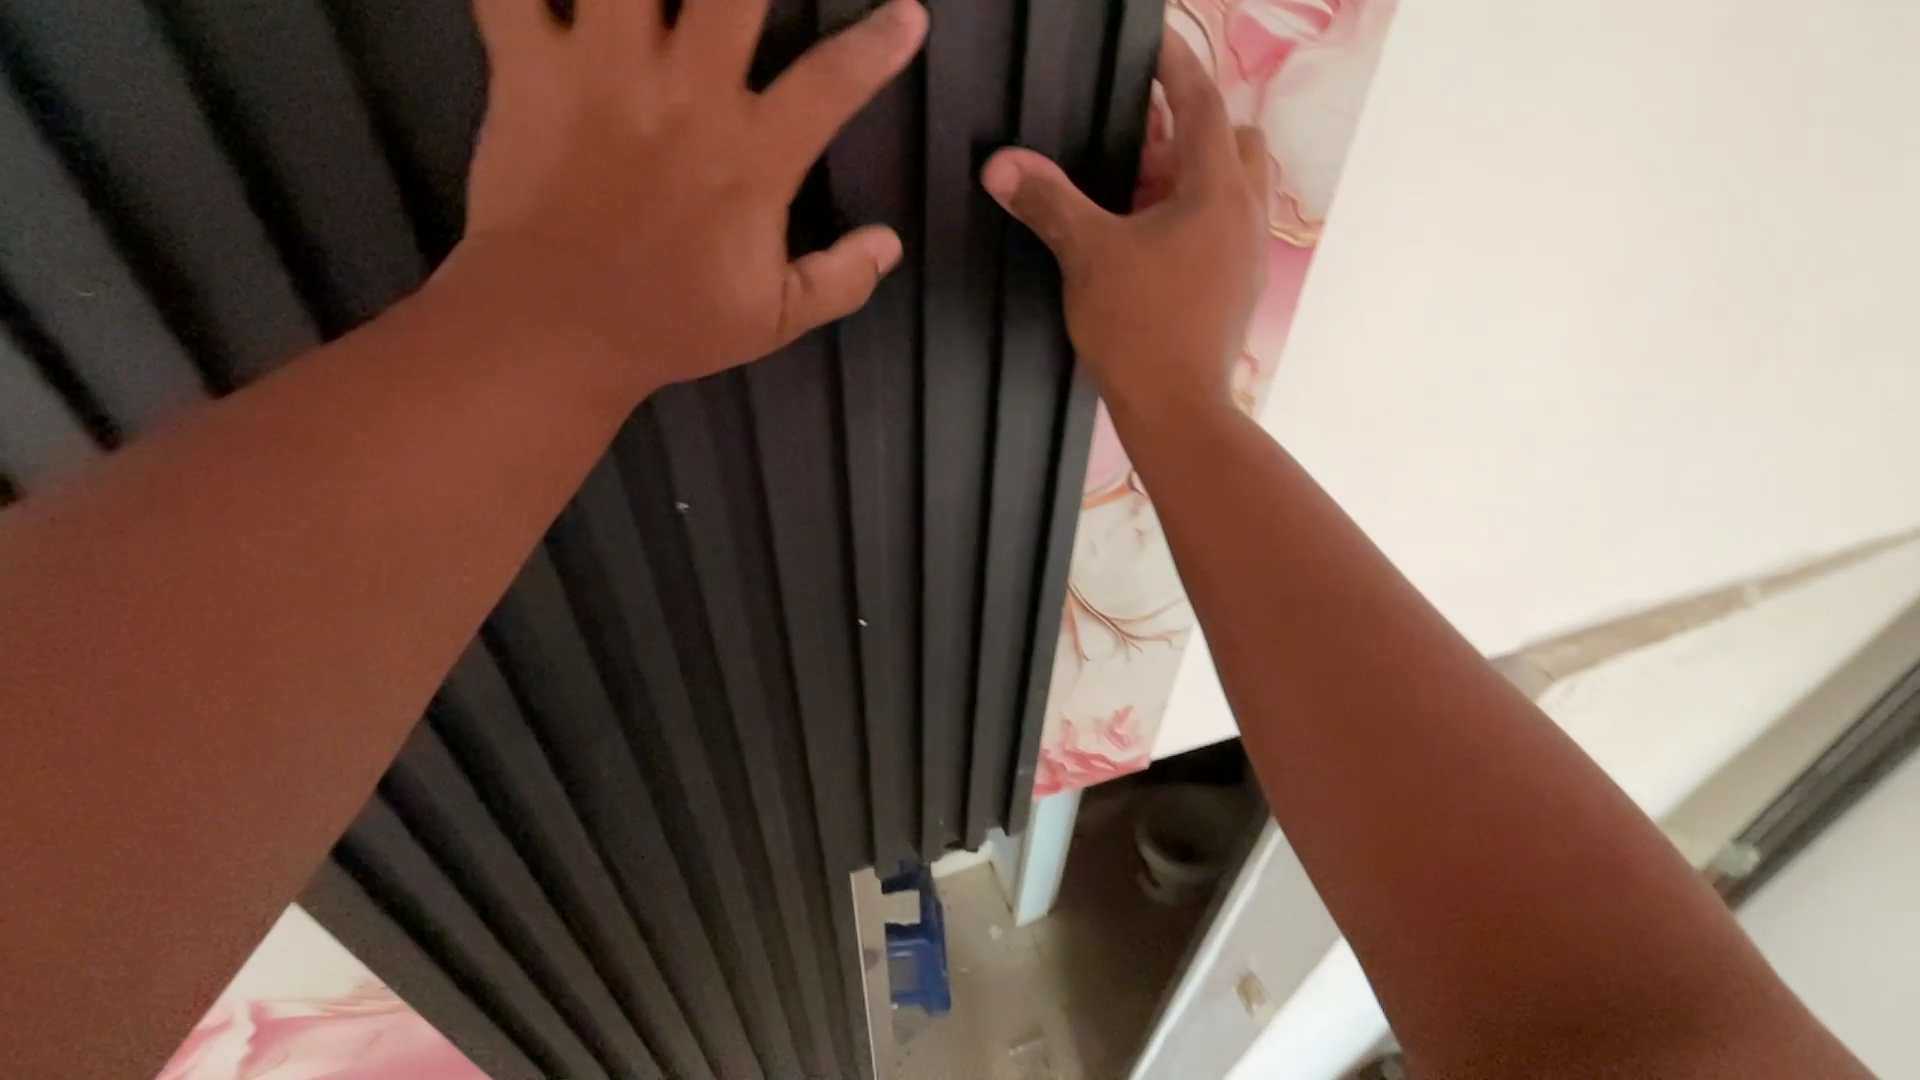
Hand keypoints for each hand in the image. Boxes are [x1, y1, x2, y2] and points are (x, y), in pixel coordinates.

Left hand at [446, 0, 928, 406]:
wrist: (556, 328)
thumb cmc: (671, 324)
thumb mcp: (774, 320)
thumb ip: (840, 282)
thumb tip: (889, 245)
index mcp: (752, 156)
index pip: (833, 82)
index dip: (878, 44)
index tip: (908, 17)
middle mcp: (685, 93)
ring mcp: (602, 69)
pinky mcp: (528, 66)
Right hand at [981, 29, 1266, 429]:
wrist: (1177, 407)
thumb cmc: (1139, 326)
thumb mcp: (1087, 256)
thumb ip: (1049, 202)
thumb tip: (1001, 165)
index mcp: (1216, 189)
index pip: (1202, 101)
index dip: (1176, 65)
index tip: (1153, 45)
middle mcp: (1246, 212)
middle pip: (1234, 139)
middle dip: (1191, 127)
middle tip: (1140, 142)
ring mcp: (1249, 253)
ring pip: (1236, 187)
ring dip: (1197, 175)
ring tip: (1143, 193)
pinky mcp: (1240, 287)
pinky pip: (1228, 228)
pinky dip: (1199, 216)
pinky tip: (1156, 242)